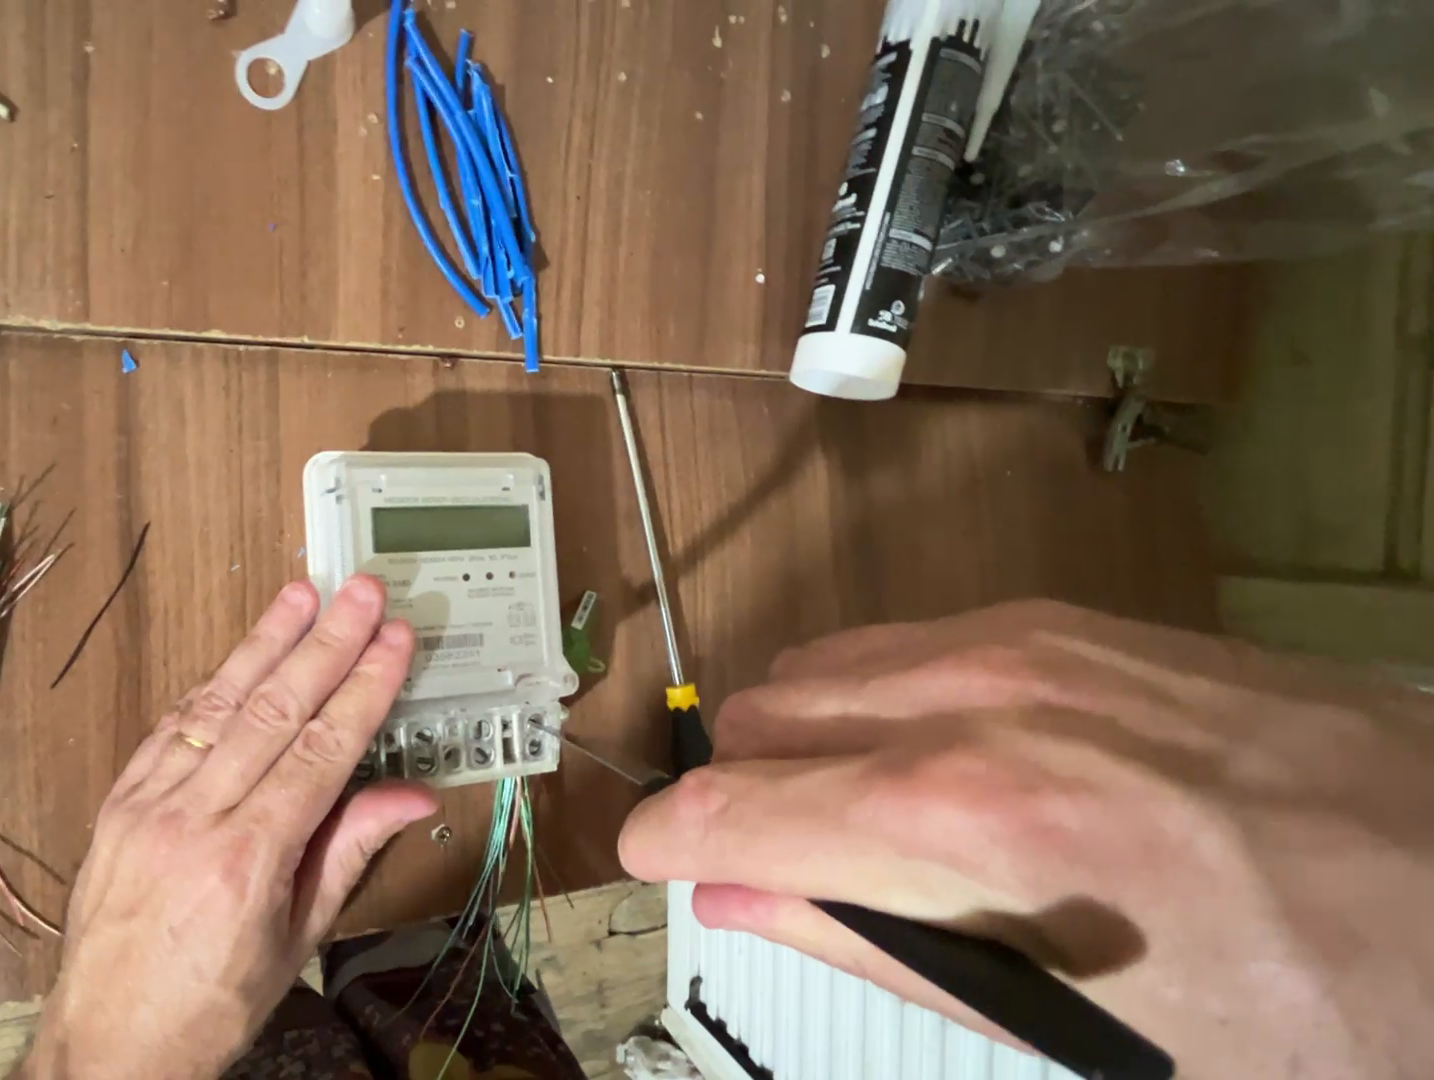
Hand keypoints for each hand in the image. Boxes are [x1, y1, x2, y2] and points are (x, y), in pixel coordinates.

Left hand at [23, 576, 439, 1079]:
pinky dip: (216, 682)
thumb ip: (350, 850)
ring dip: (266, 640)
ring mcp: (149, 802)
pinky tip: (245, 650)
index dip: (364, 687)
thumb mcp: (298, 939)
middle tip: (359, 593)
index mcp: (248, 859)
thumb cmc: (209, 1006)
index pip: (322, 749)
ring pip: (220, 701)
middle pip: (274, 708)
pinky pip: (173, 725)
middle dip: (326, 642)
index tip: (392, 641)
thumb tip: (411, 797)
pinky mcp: (122, 799)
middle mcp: (194, 818)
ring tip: (301, 594)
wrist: (105, 1049)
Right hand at [620, 600, 1433, 1078]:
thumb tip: (728, 894)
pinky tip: (936, 753)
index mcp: (963, 821)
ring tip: (874, 812)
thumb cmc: (1310, 1009)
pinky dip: (861, 704)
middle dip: (745, 797)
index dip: (666, 836)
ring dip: (799, 745)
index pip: (729, 804)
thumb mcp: (1076, 1027)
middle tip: (802, 864)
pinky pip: (879, 648)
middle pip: (751, 724)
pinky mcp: (1041, 614)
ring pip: (803, 673)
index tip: (654, 859)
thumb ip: (863, 937)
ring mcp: (1003, 641)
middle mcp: (962, 703)